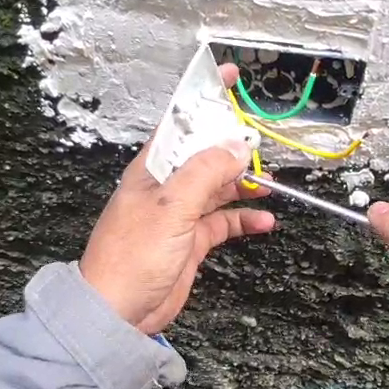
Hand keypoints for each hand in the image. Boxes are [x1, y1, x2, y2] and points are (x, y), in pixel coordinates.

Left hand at [80, 67, 275, 333]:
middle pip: (204, 154)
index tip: (229, 77)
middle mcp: (165, 187)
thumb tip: (236, 145)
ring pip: (217, 188)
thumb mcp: (170, 208)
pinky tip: (264, 221)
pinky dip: (243, 220)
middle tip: (263, 142)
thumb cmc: (131, 257)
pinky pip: (223, 222)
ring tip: (269, 182)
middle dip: (233, 145)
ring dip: (243, 183)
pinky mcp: (190, 241)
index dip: (204, 98)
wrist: (118, 311)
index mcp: (152, 169)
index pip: (180, 121)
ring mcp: (179, 214)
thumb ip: (205, 173)